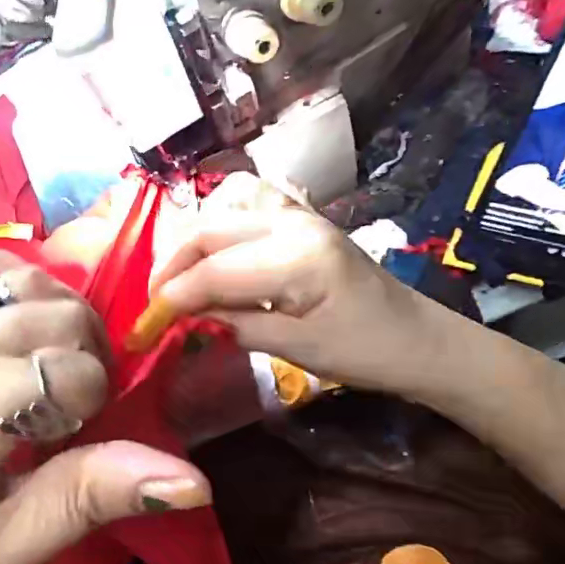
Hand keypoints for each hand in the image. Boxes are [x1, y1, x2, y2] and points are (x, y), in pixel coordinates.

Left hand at [0, 249, 208, 563]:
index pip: (71, 369)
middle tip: (72, 428)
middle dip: (88, 363)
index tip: (78, 455)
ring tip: (52, 384)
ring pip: (18, 286)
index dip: (99, 410)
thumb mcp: (1, 554)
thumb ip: (87, 498)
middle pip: (53, 315)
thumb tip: (192, 480)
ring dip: (58, 325)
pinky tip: (14, 322)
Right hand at [150, 174, 446, 394]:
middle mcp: (293, 223)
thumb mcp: (297, 348)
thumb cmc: (366, 353)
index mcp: (297, 258)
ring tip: (173, 283)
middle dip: (169, 268)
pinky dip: (214, 230)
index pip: (211, 273)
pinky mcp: (300, 220)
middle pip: (206, 232)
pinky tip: (206, 255)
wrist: (422, 340)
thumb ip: (235, 325)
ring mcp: (297, 215)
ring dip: (187, 247)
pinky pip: (243, 210)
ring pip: (218, 216)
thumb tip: (185, 315)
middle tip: (152, 306)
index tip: (142, 328)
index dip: (169, 300)